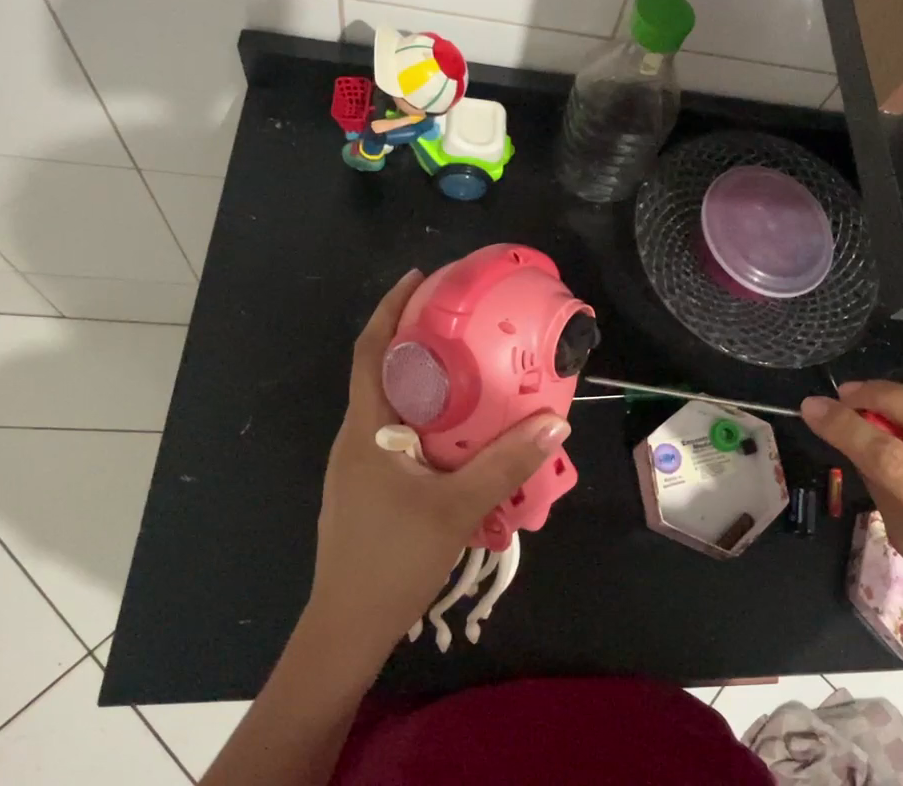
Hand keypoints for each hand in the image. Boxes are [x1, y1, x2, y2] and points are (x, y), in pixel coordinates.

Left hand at [307, 269, 570, 645]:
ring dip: (427, 380)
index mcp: (367, 428)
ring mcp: (360, 463)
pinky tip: (463, 433)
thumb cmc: (392, 559)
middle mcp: (358, 436)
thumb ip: (506, 463)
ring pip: (393, 404)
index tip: (422, 278)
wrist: (347, 626)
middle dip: (418, 338)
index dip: (392, 309)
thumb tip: (555, 420)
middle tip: (466, 320)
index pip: (371, 351)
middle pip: (383, 370)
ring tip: (473, 369)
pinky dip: (430, 417)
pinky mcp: (370, 486)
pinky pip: (400, 433)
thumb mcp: (457, 508)